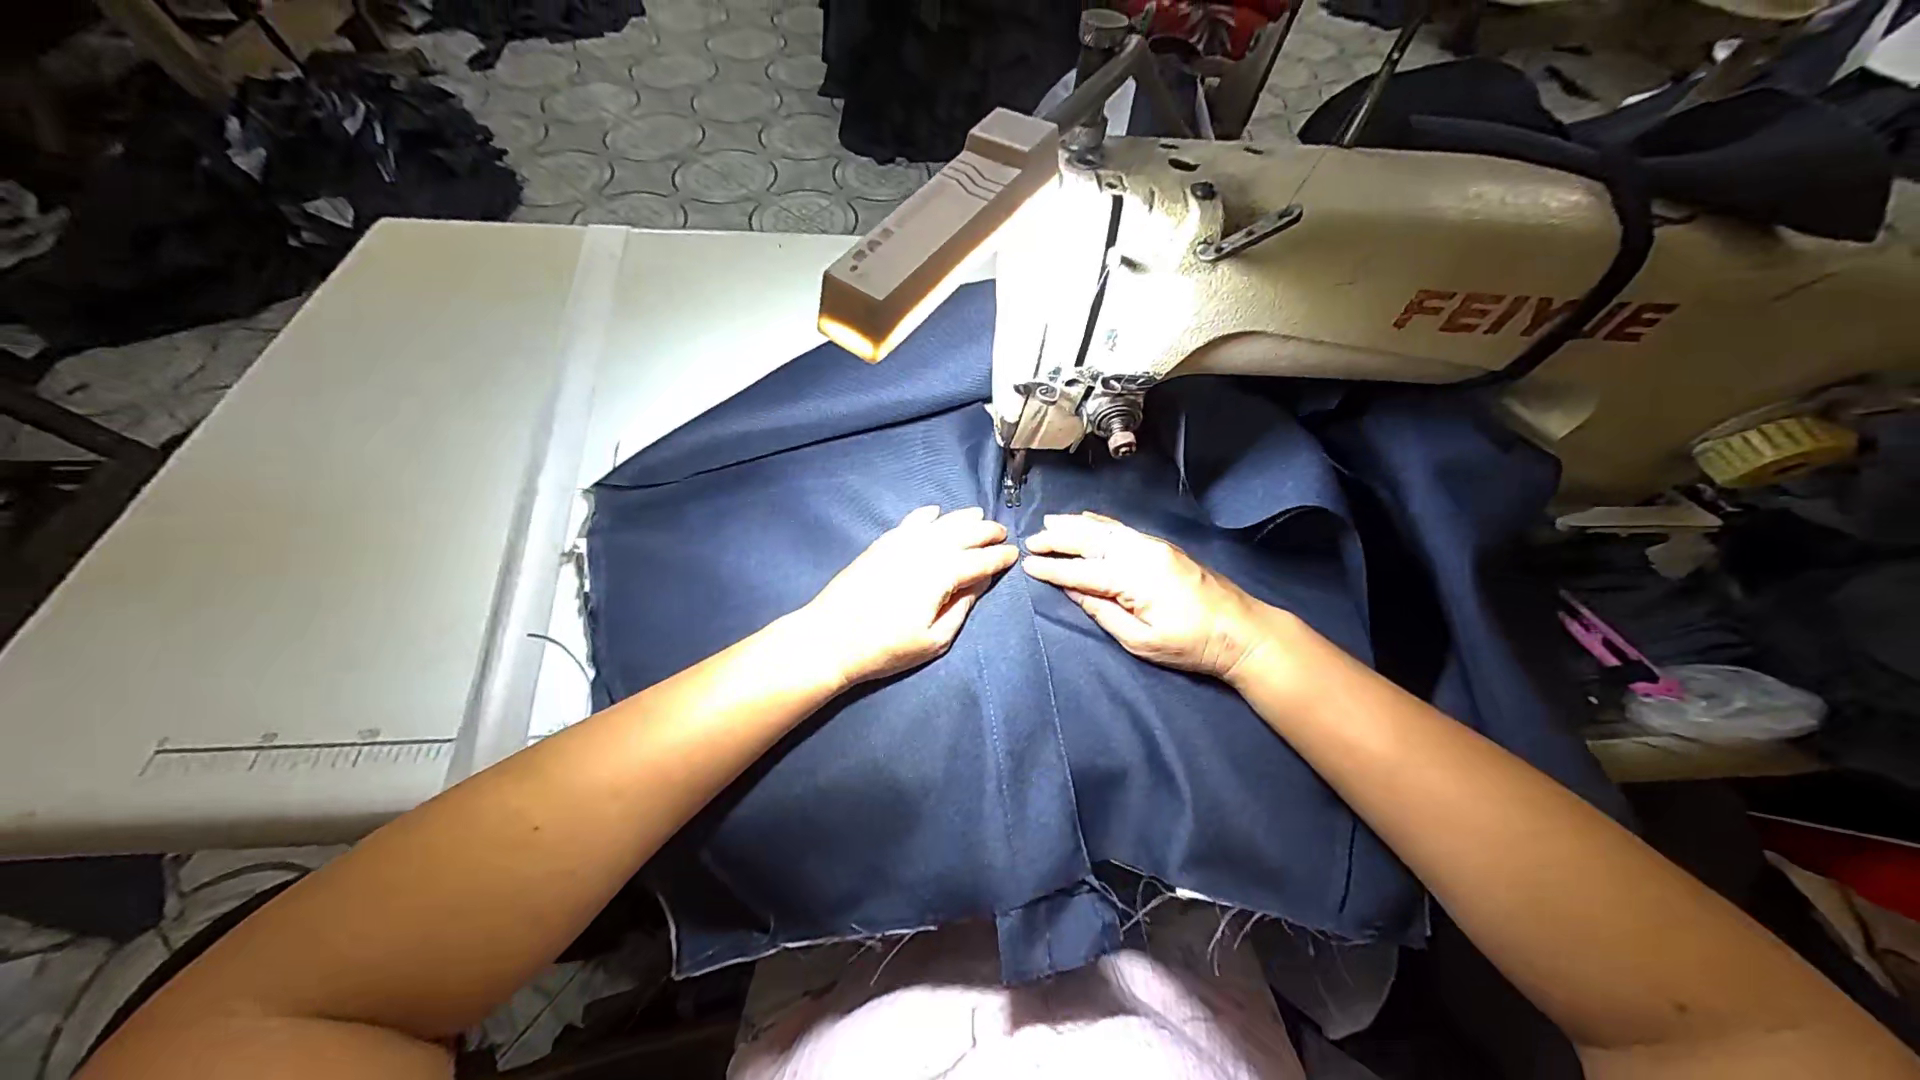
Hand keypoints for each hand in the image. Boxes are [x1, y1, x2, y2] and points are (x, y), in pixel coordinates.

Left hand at [800, 506, 1018, 688]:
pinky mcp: (882, 544)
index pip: (980, 561)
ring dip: (962, 518)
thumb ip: (961, 607)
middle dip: (986, 532)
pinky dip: (927, 515)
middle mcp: (924, 550)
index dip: (1000, 557)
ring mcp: (901, 543)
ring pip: (940, 522)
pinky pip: (911, 521)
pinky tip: (935, 512)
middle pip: (964, 534)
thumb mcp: (934, 639)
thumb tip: (979, 582)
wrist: (830, 638)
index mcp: (942, 574)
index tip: (1014, 554)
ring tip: (978, 516)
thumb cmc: (885, 648)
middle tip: (1001, 533)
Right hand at [1022, 512, 1278, 681]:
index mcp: (1132, 579)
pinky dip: (1099, 522)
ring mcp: (1153, 546)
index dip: (1051, 568)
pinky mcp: (1162, 546)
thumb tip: (1072, 590)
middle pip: (1090, 540)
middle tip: (1031, 540)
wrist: (1241, 630)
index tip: (1027, 564)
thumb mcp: (1140, 640)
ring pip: (1105, 529)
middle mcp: (1140, 554)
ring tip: (1050, 522)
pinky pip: (1121, 528)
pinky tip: (1087, 519)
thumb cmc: (1190, 644)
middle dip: (1058, 539)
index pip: (1081, 570)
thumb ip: (1102, 612)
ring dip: (1075, 525)